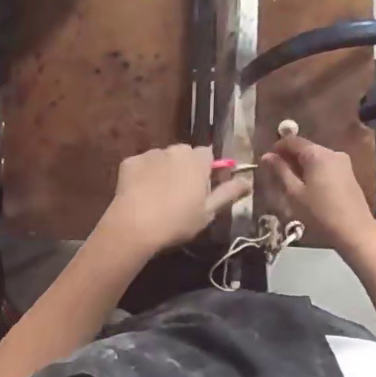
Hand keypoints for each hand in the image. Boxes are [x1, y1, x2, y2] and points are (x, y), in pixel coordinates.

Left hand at [96, 145, 250, 257]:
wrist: (134, 226)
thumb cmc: (177, 221)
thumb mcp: (209, 211)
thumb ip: (228, 192)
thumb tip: (247, 181)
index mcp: (197, 159)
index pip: (208, 155)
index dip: (207, 170)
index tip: (203, 188)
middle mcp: (173, 150)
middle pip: (184, 154)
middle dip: (185, 168)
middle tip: (181, 194)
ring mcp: (149, 154)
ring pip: (162, 158)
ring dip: (164, 170)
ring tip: (159, 196)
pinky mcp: (129, 162)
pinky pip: (142, 165)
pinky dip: (143, 175)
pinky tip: (141, 194)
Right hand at [260, 136, 375, 252]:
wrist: (354, 231)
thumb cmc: (319, 212)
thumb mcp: (294, 192)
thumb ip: (280, 171)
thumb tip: (266, 156)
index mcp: (317, 154)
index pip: (292, 140)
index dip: (277, 148)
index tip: (267, 162)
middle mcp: (331, 152)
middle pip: (305, 147)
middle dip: (289, 157)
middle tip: (276, 175)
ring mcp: (343, 162)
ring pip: (315, 157)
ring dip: (301, 165)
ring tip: (291, 183)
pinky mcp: (348, 173)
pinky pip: (325, 165)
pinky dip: (313, 170)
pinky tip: (308, 187)